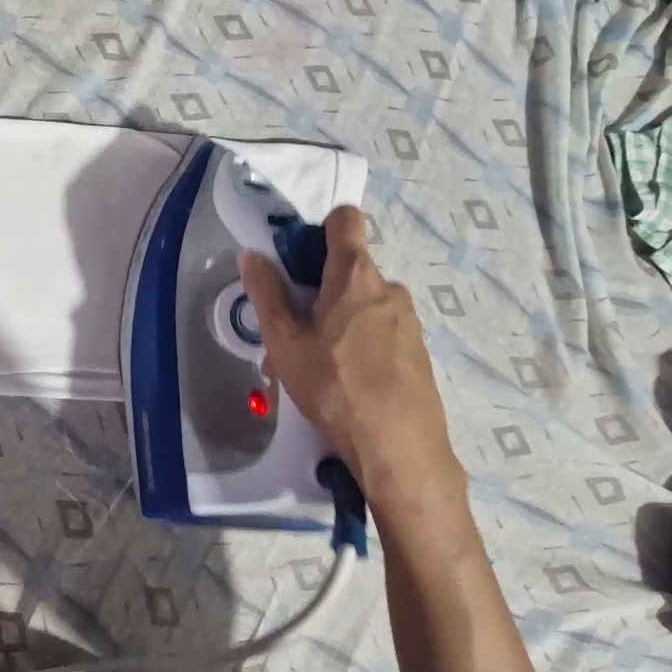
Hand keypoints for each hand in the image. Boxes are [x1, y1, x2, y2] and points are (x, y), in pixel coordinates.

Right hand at [240, 206, 462, 507]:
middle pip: (347, 270)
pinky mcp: (417, 352)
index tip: (295, 254)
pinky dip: (355, 344)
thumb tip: (253, 256)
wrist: (400, 452)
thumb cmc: (334, 387)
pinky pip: (378, 332)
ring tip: (308, 366)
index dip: (319, 226)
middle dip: (315, 290)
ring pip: (361, 305)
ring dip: (332, 321)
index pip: (346, 220)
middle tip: (288, 331)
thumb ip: (267, 292)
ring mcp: (408, 322)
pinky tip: (338, 382)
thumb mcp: (284, 341)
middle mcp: (389, 289)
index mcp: (356, 276)